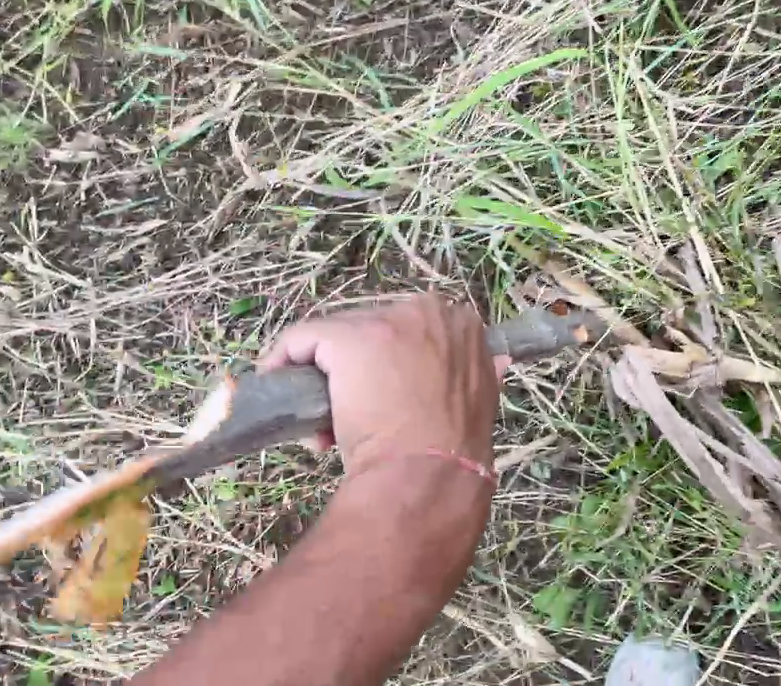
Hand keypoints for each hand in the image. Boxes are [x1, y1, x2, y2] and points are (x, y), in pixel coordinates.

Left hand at [258, 294, 504, 476]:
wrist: (430, 469)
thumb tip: (499, 361)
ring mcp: (389, 321)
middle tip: (352, 420)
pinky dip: (284, 362)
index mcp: (466, 323)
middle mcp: (430, 310)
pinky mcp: (350, 337)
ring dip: (327, 377)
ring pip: (338, 336)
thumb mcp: (481, 398)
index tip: (386, 401)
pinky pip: (303, 339)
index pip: (412, 330)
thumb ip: (481, 373)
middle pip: (373, 329)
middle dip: (358, 372)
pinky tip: (281, 390)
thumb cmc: (456, 444)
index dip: (394, 365)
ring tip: (329, 428)